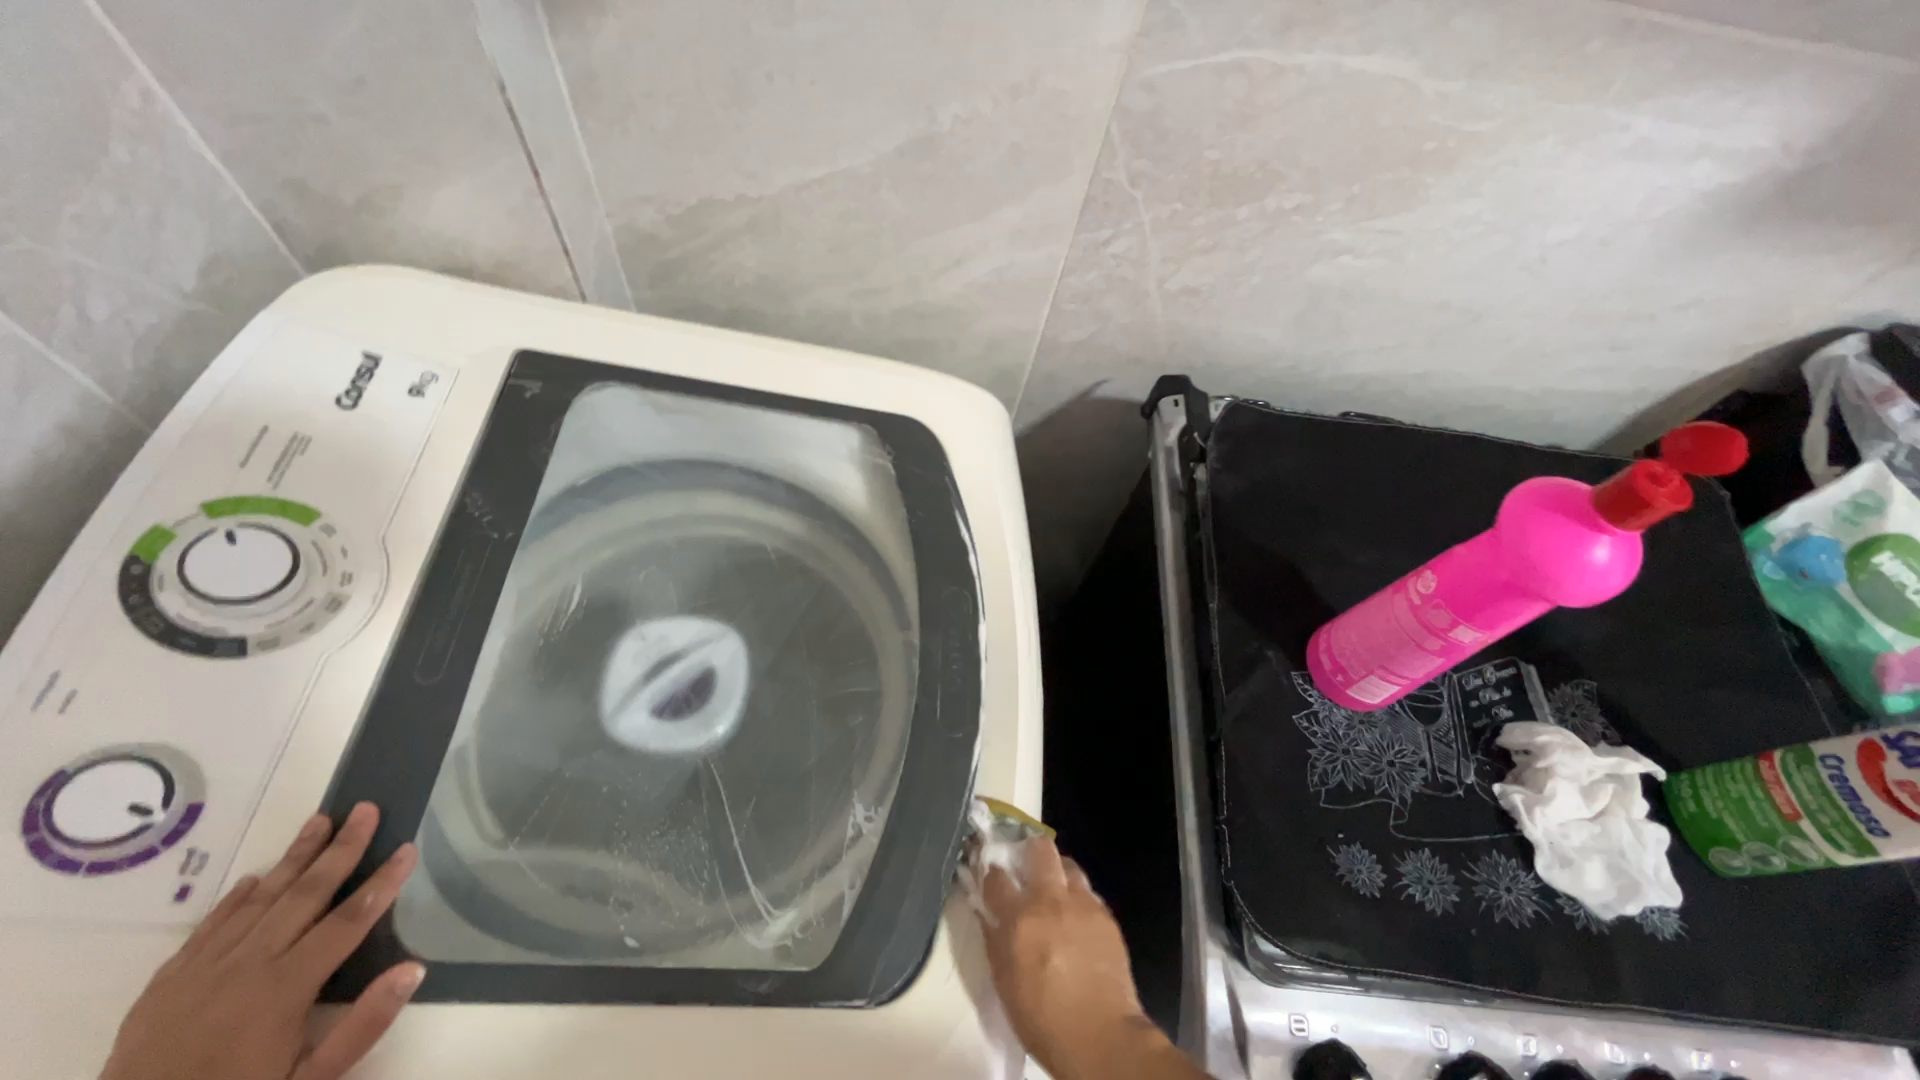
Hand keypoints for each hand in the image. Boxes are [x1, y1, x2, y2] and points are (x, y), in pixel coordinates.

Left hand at [99, 803, 422, 1079]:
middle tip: (366, 809)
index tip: (408, 848)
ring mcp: (202, 970)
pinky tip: (253, 879)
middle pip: (305, 895)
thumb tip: (413, 969)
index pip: (348, 922)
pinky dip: (235, 898)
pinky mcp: (167, 982)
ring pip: (258, 899)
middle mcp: (246, 966)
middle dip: (341, 849)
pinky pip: (209, 926)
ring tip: (320, 821)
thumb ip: (362, 1026)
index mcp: (285, 989)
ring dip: (293, 858)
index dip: (383, 882)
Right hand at [979, 837, 1201, 1079]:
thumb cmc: (1042, 1017)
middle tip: (1026, 864)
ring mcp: (1082, 905)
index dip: (990, 871)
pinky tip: (1076, 917)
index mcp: (1018, 918)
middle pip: (1040, 850)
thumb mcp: (1004, 982)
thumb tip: (988, 915)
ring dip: (1058, 871)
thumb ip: (994, 941)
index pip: (996, 877)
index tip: (990, 874)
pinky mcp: (1106, 916)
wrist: (1100, 1034)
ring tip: (1054, 889)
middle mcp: (1050, 901)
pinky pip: (1088, 893)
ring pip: (1069, 865)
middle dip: (1030, 850)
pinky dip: (1078, 897)